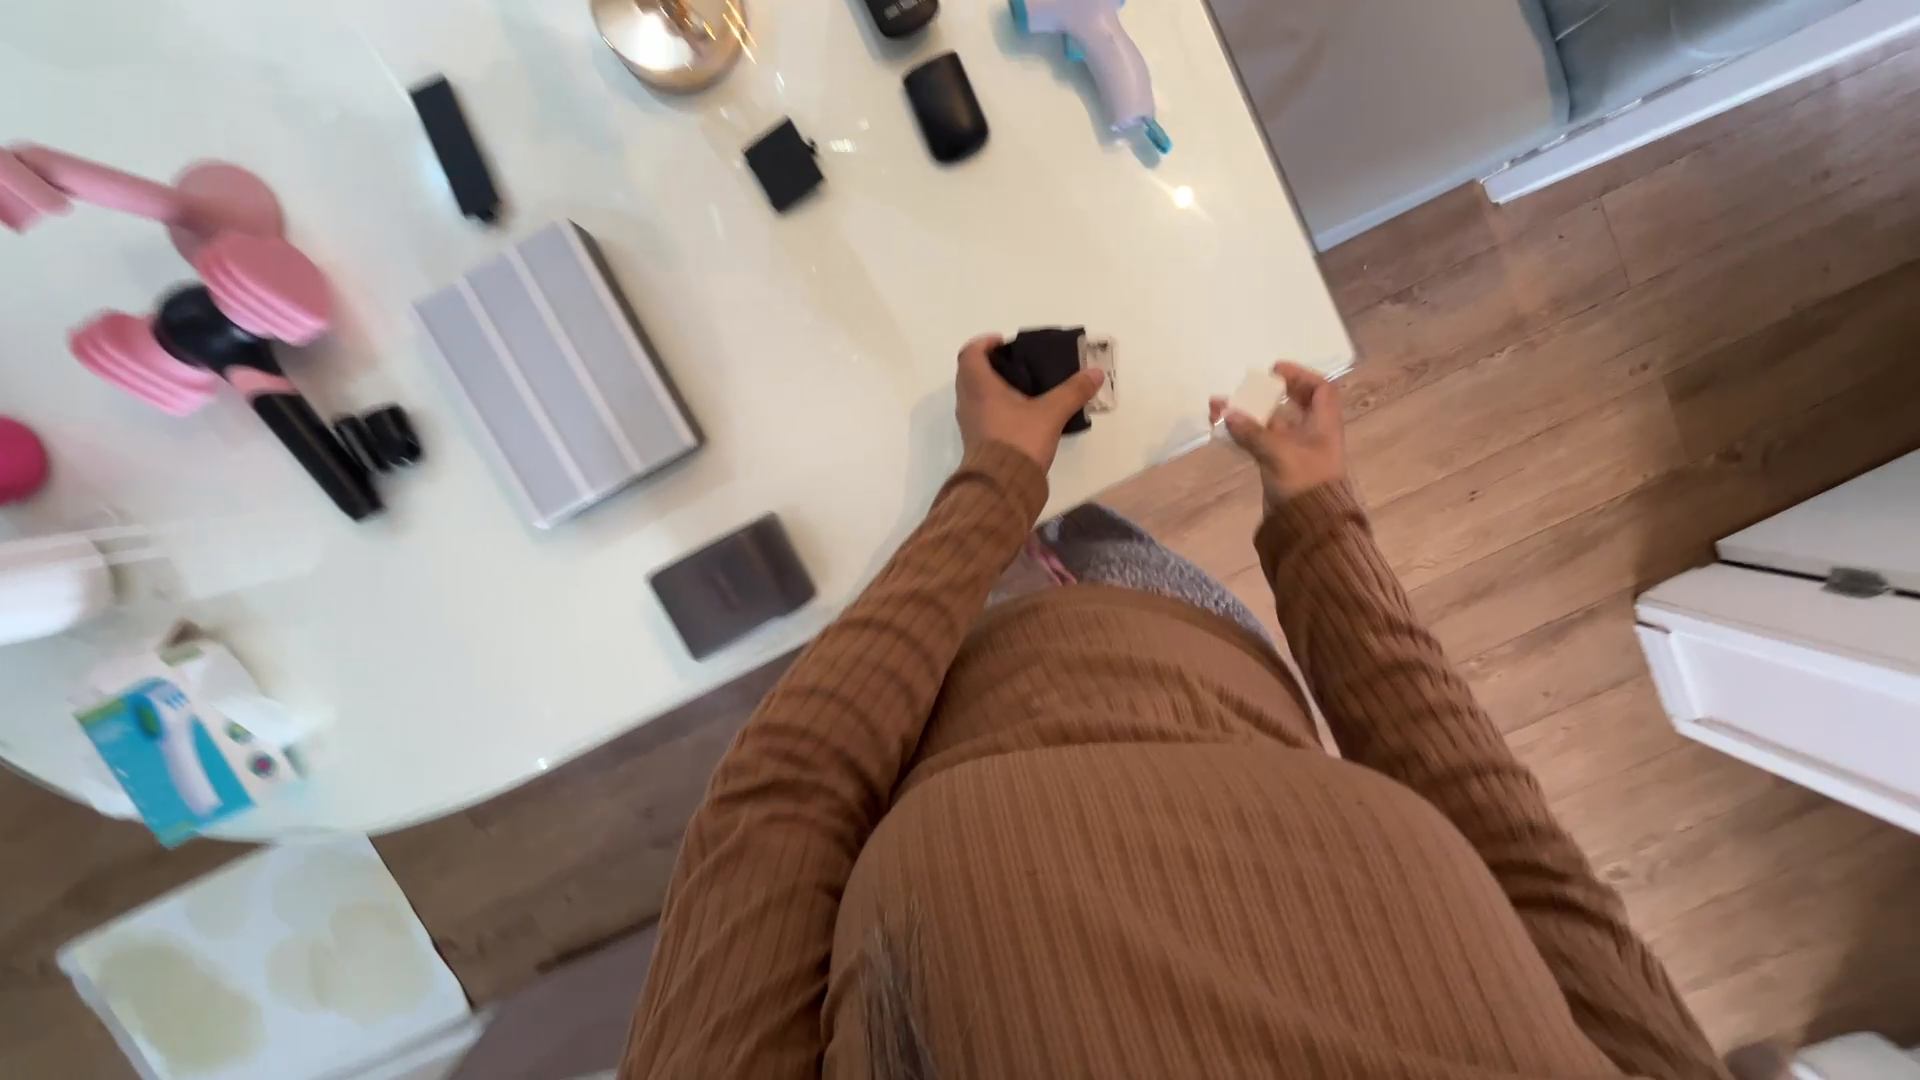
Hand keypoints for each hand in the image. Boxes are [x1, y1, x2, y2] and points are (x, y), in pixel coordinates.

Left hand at [955, 333, 1104, 470]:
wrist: (1001, 487)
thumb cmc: (1019, 441)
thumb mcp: (1050, 414)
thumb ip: (1072, 392)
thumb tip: (1095, 374)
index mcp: (979, 387)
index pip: (970, 354)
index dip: (984, 343)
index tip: (1003, 342)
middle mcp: (967, 402)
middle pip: (969, 373)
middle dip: (990, 364)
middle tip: (1016, 364)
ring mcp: (968, 423)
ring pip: (973, 395)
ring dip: (991, 386)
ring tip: (1021, 388)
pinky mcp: (975, 441)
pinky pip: (980, 414)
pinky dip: (994, 407)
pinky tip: (1018, 414)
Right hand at [1209, 361, 1347, 501]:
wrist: (1307, 524)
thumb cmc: (1304, 481)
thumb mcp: (1278, 452)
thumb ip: (1253, 431)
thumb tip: (1228, 413)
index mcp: (1323, 425)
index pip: (1320, 390)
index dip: (1300, 375)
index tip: (1275, 370)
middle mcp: (1310, 434)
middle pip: (1289, 405)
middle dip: (1264, 394)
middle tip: (1243, 387)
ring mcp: (1293, 451)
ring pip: (1268, 425)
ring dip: (1245, 415)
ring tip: (1217, 407)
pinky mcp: (1278, 467)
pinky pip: (1258, 443)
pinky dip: (1242, 435)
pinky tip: (1222, 430)